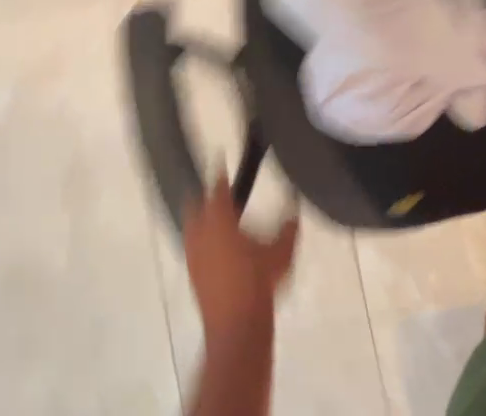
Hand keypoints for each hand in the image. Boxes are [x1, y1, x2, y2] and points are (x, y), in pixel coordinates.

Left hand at [183, 174, 299, 350]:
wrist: (237, 325)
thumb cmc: (260, 281)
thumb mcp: (284, 249)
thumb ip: (288, 227)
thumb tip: (293, 215)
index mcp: (219, 221)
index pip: (216, 187)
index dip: (219, 172)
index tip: (220, 159)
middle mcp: (199, 234)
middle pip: (194, 205)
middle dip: (204, 195)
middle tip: (218, 188)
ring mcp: (192, 256)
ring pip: (192, 228)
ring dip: (203, 218)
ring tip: (221, 217)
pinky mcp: (192, 275)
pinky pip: (194, 247)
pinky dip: (204, 239)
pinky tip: (221, 247)